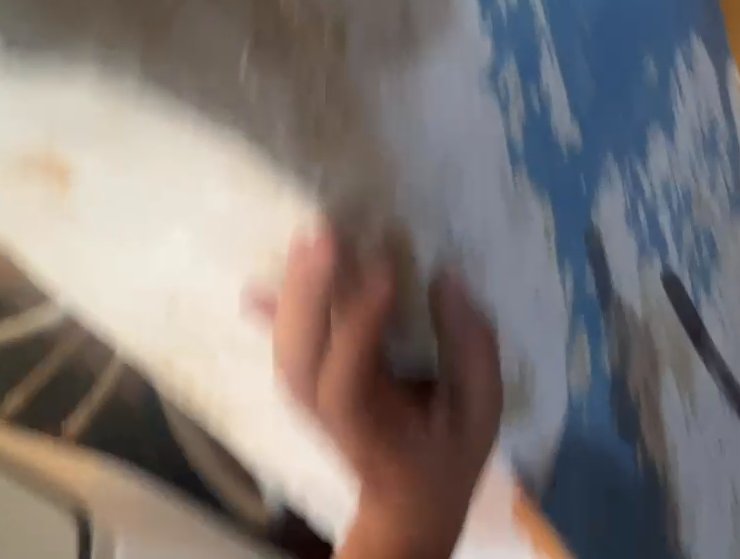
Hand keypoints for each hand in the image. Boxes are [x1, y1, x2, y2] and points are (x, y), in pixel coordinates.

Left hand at [273, 231, 502, 558]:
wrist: (407, 503)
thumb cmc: (449, 453)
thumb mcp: (481, 408)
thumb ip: (470, 348)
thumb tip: (448, 279)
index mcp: (374, 428)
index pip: (347, 381)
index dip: (359, 328)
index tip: (385, 272)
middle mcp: (330, 415)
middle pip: (301, 362)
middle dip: (310, 295)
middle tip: (327, 235)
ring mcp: (314, 403)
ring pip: (289, 350)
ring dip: (295, 291)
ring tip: (310, 237)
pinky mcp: (313, 387)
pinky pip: (287, 349)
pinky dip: (272, 316)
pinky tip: (258, 289)